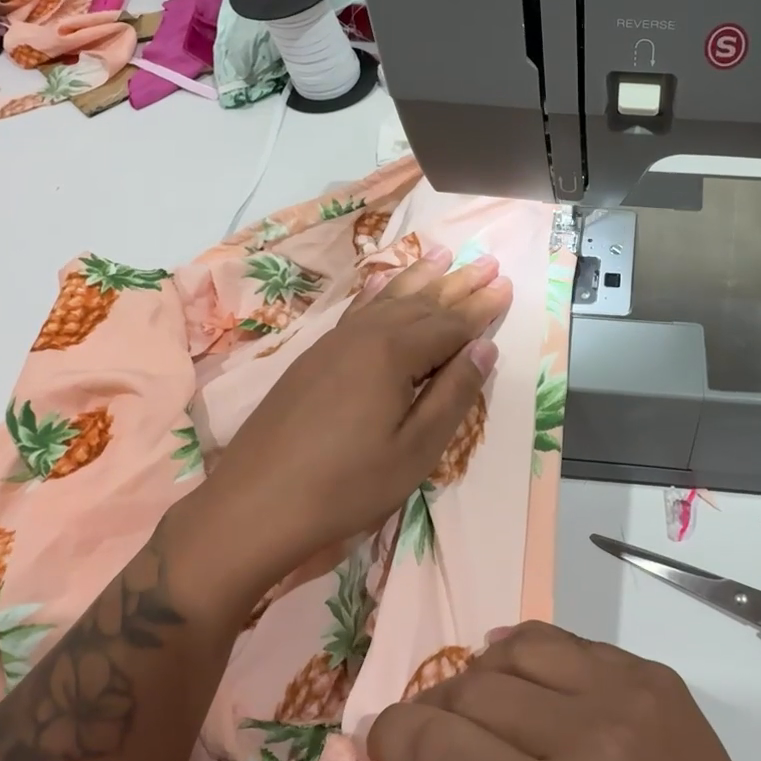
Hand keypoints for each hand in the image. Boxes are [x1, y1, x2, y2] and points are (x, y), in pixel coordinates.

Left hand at [180, 244, 511, 606]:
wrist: (253, 505)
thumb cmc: (346, 485)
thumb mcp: (416, 449)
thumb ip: (453, 394)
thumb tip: (484, 348)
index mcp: (394, 355)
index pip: (450, 323)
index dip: (481, 307)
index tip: (507, 284)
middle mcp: (365, 335)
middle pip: (422, 303)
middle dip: (458, 283)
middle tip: (487, 262)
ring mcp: (333, 343)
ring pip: (387, 300)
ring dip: (419, 278)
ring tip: (442, 255)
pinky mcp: (313, 357)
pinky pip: (356, 310)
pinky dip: (376, 293)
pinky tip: (382, 285)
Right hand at [369, 622, 758, 760]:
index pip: (437, 744)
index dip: (391, 739)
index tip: (380, 745)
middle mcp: (590, 732)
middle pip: (472, 690)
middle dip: (434, 712)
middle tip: (428, 737)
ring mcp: (630, 691)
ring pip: (517, 648)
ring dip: (481, 677)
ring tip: (476, 706)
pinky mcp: (655, 673)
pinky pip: (570, 641)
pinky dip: (532, 655)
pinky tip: (519, 675)